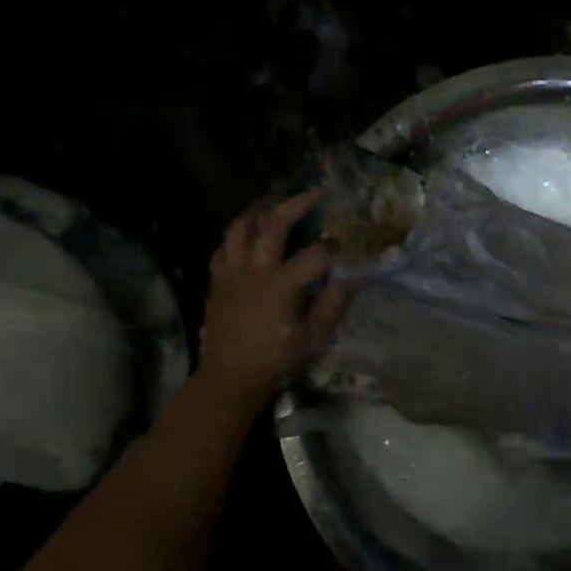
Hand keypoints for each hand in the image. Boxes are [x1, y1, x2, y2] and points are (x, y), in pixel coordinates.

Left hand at [199, 190, 353, 402]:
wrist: (230, 378)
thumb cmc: (276, 362)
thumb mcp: (314, 340)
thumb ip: (333, 306)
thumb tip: (353, 278)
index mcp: (282, 285)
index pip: (316, 255)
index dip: (335, 252)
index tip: (347, 253)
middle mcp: (255, 269)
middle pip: (274, 223)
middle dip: (296, 203)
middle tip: (313, 193)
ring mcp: (231, 272)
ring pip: (240, 226)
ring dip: (259, 210)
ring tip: (273, 202)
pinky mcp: (217, 280)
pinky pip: (224, 246)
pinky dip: (237, 235)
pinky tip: (246, 235)